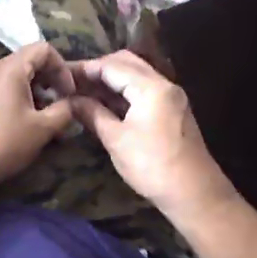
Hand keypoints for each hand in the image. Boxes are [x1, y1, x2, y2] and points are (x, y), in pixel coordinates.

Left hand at [0, 42, 76, 192]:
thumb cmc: (6, 141)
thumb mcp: (43, 127)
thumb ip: (65, 110)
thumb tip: (75, 103)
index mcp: (11, 68)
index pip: (43, 49)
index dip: (62, 67)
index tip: (70, 92)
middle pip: (31, 61)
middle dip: (52, 80)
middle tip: (65, 104)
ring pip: (20, 76)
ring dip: (40, 92)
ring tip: (53, 117)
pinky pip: (8, 88)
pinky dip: (25, 98)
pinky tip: (34, 122)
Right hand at [67, 50, 239, 215]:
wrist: (195, 195)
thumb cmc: (152, 166)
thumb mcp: (115, 139)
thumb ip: (92, 113)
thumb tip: (70, 100)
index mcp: (151, 88)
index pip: (112, 66)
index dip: (84, 68)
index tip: (61, 75)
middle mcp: (164, 85)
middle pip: (126, 62)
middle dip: (98, 69)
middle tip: (72, 81)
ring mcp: (171, 97)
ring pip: (136, 75)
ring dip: (110, 80)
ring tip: (83, 91)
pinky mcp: (171, 110)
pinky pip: (143, 89)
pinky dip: (122, 91)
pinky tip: (104, 103)